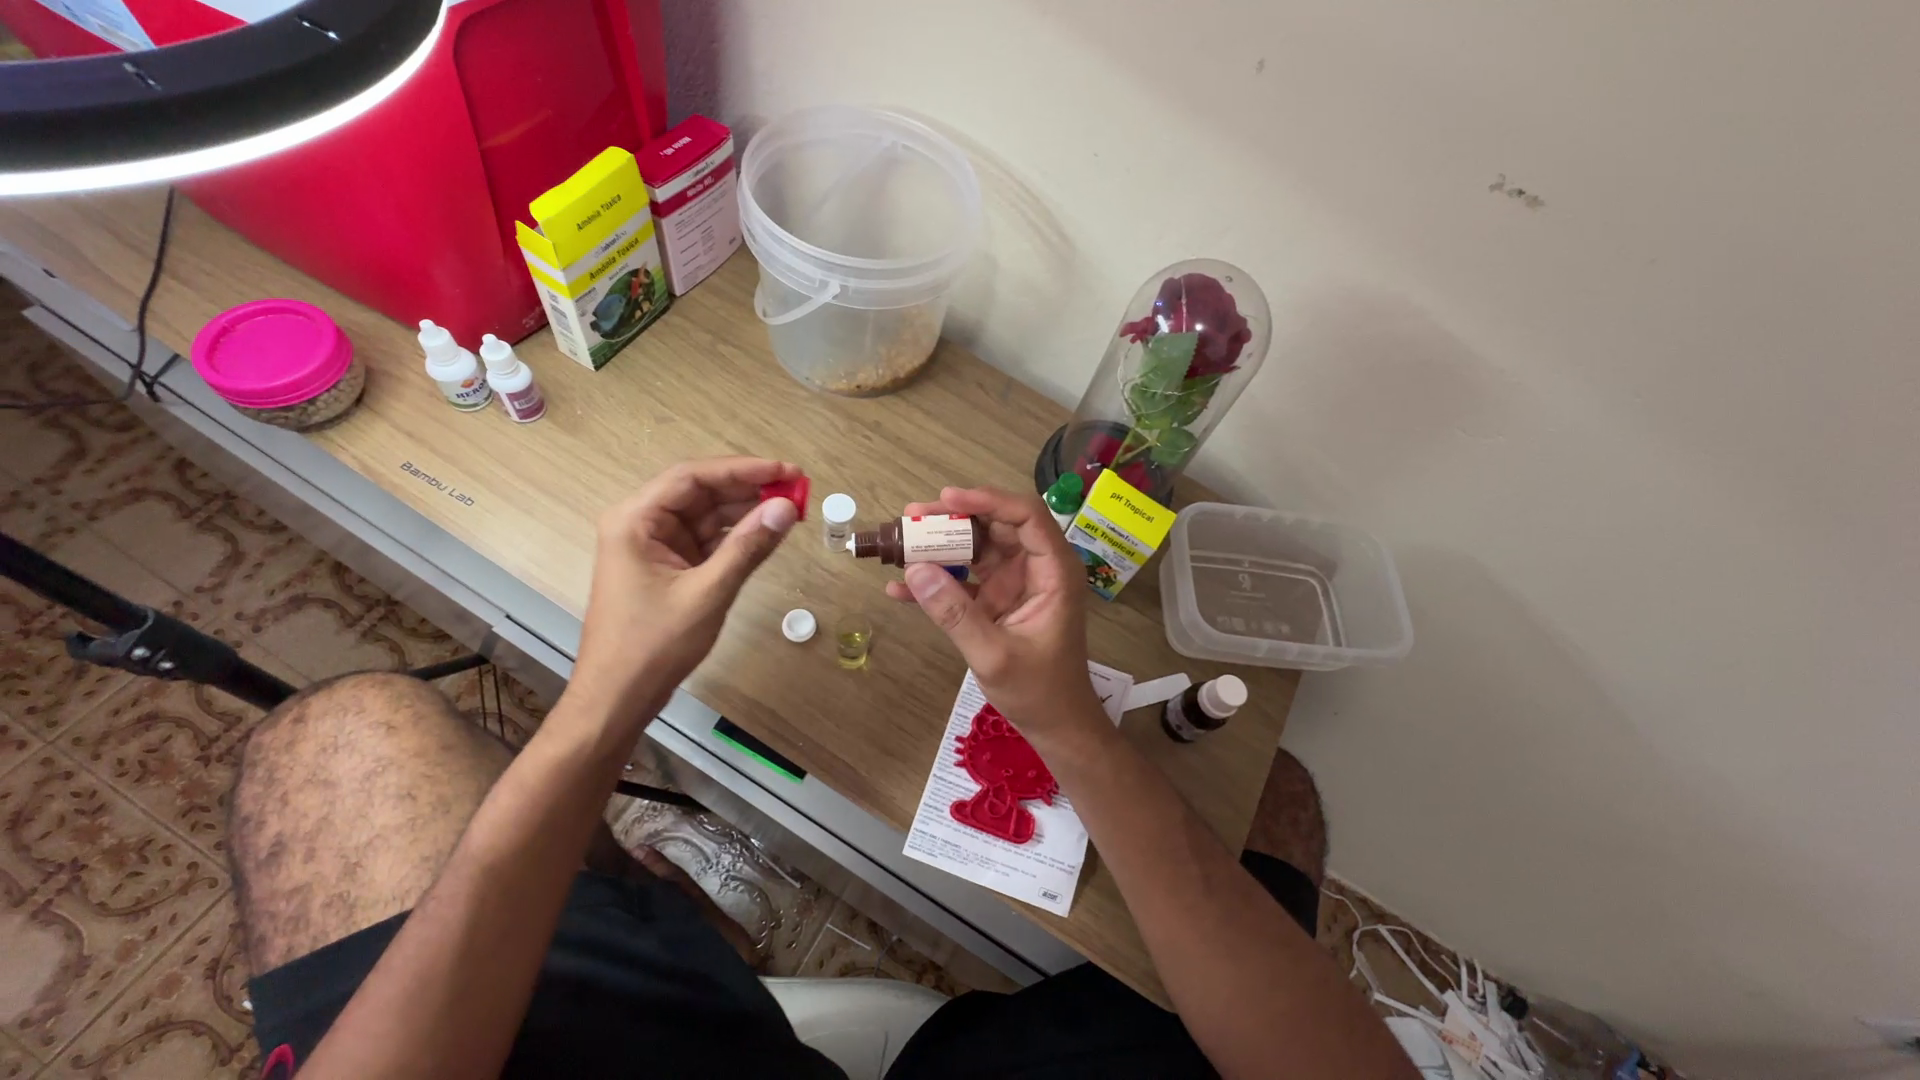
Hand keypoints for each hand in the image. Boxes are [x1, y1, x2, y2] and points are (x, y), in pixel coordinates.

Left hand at [570, 457, 799, 727]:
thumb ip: (748, 547)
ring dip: (745, 511)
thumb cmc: (654, 644)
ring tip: (790, 510)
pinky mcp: (667, 567)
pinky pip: (705, 540)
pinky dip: (735, 536)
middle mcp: (641, 524)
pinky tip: (767, 534)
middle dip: (748, 488)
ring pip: (706, 515)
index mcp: (635, 520)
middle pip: (700, 491)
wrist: (618, 696)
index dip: (743, 469)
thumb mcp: (707, 592)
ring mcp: (654, 546)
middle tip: (797, 489)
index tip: (787, 471)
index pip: (693, 477)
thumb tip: (786, 509)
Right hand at [885, 486, 1107, 745]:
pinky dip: (937, 581)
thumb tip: (915, 570)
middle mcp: (1036, 569)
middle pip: (996, 526)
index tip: (947, 498)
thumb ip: (955, 614)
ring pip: (976, 549)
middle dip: (954, 518)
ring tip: (899, 542)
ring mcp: (1015, 584)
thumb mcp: (995, 655)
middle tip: (911, 517)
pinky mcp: (997, 601)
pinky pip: (965, 580)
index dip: (988, 500)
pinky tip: (901, 586)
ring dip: (940, 545)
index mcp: (1053, 572)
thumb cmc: (1039, 691)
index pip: (1027, 516)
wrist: (1056, 725)